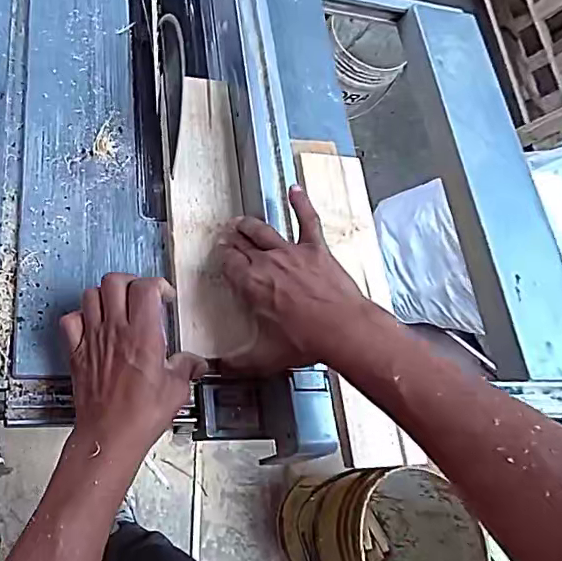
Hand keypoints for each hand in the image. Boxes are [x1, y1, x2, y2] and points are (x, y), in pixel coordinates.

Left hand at [59, 273, 204, 460]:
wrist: (109, 436)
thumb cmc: (140, 416)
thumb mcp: (176, 390)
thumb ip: (185, 368)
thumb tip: (193, 362)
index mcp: (142, 335)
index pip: (145, 287)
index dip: (156, 284)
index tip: (163, 296)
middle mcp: (115, 331)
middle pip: (114, 281)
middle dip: (130, 282)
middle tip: (139, 295)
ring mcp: (93, 339)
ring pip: (90, 294)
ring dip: (105, 295)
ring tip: (117, 307)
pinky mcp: (77, 352)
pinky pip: (70, 320)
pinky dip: (80, 316)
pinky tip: (93, 326)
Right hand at [216, 185, 378, 372]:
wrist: (343, 330)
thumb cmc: (306, 341)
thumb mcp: (264, 357)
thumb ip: (237, 363)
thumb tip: (219, 370)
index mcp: (251, 284)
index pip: (229, 263)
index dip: (223, 259)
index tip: (220, 256)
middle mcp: (268, 262)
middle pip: (242, 244)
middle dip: (231, 240)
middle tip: (226, 236)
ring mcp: (292, 252)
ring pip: (264, 230)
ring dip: (250, 224)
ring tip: (242, 220)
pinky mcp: (316, 249)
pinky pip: (307, 220)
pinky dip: (301, 203)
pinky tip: (295, 190)